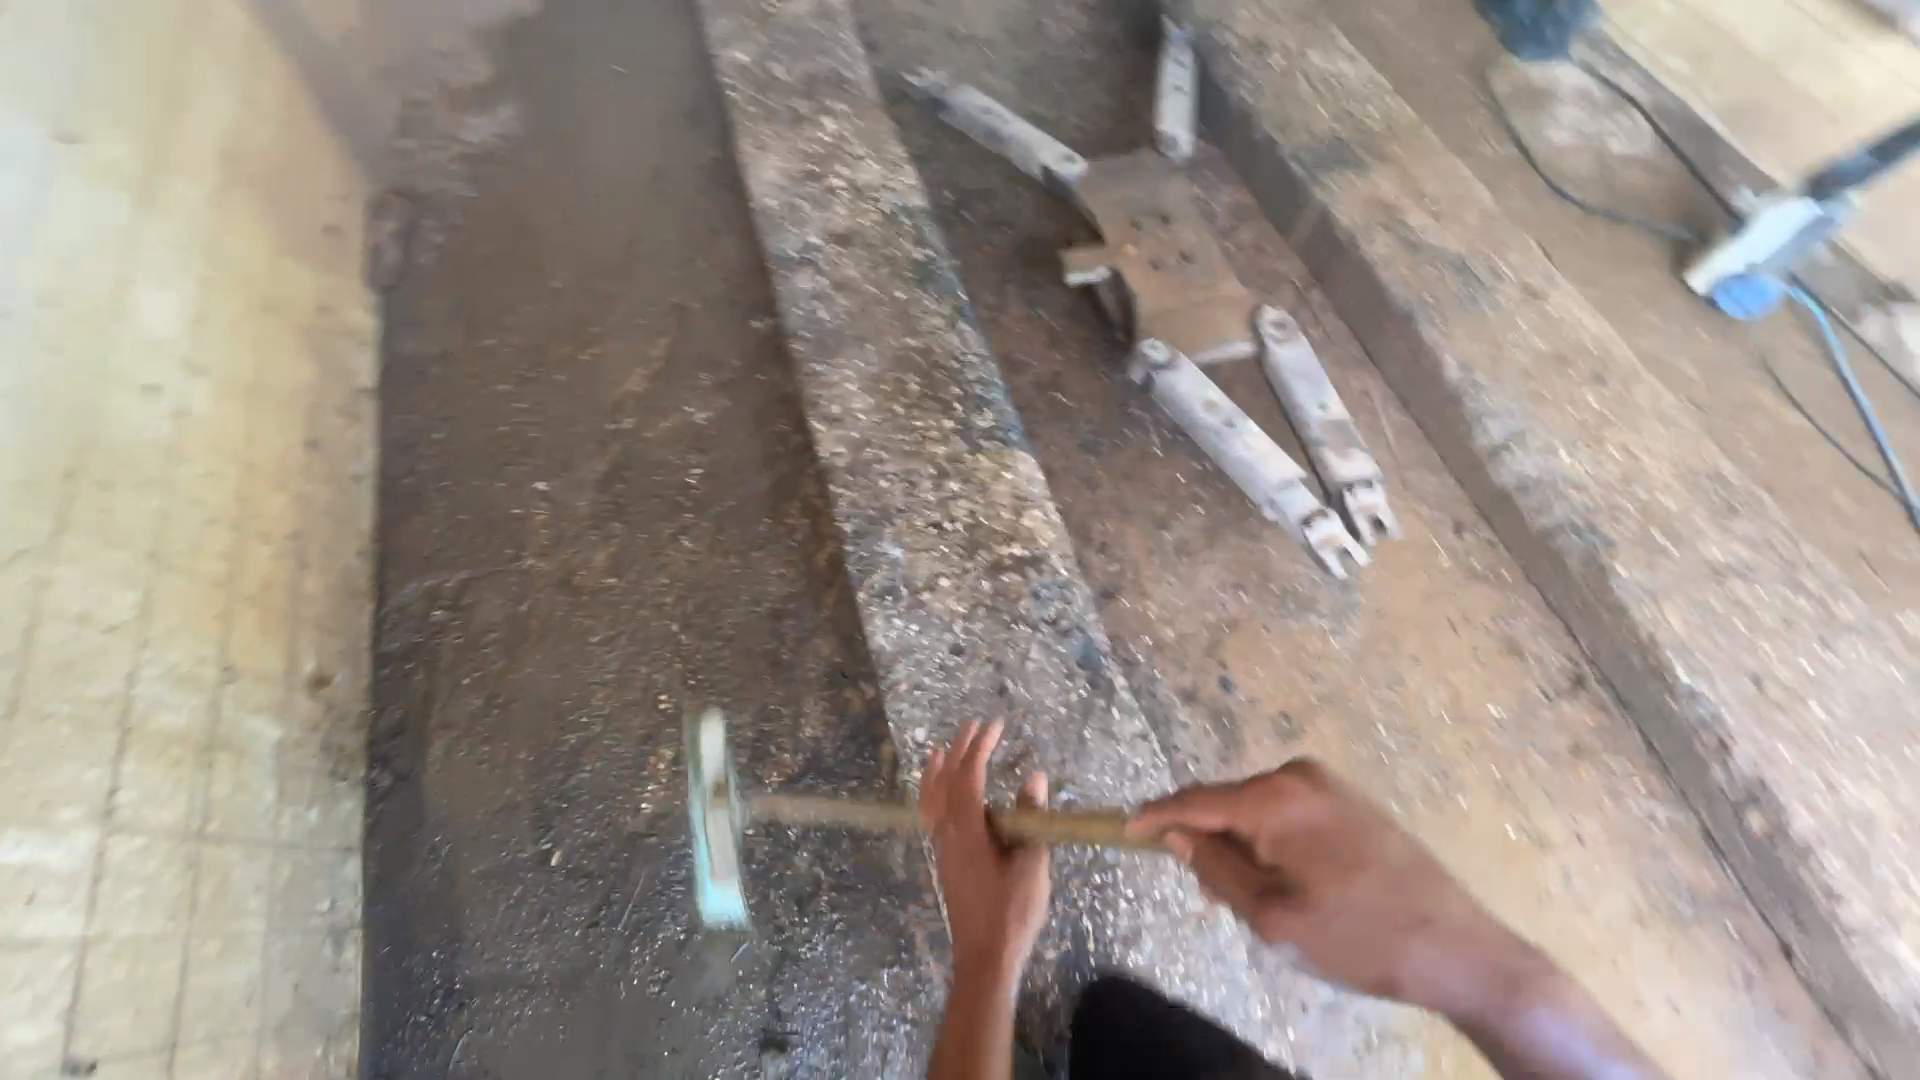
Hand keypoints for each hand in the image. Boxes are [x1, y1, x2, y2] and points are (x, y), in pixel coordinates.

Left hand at [919, 721, 1051, 991]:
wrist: (984, 956)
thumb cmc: (1011, 913)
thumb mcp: (1031, 866)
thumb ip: (1032, 820)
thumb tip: (1034, 778)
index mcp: (967, 830)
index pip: (969, 776)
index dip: (980, 747)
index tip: (995, 725)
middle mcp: (947, 832)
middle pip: (946, 780)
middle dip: (959, 749)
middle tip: (975, 725)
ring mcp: (942, 847)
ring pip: (931, 798)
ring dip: (938, 770)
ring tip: (940, 750)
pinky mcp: (944, 859)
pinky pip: (931, 814)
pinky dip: (933, 793)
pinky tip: (942, 796)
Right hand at [1127, 758, 1546, 1021]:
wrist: (1463, 951)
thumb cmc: (1360, 936)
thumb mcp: (1273, 916)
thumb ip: (1216, 869)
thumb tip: (1177, 836)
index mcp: (1276, 797)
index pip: (1196, 800)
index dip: (1156, 816)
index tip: (1123, 827)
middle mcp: (1297, 774)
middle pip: (1225, 803)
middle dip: (1205, 841)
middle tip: (1205, 892)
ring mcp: (1326, 784)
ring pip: (1254, 810)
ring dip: (1238, 845)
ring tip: (1248, 897)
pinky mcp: (1347, 800)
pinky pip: (1285, 813)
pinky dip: (1268, 841)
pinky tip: (1280, 881)